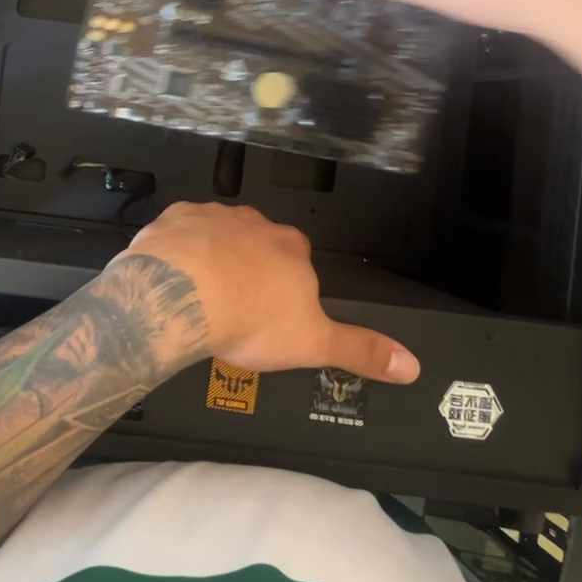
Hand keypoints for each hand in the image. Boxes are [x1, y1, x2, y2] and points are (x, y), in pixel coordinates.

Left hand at [120, 202, 419, 382]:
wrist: (181, 295)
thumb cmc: (247, 316)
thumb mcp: (314, 343)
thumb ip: (361, 350)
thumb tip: (409, 364)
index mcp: (292, 250)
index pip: (299, 259)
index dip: (286, 283)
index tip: (273, 305)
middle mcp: (255, 224)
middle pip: (257, 241)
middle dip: (249, 264)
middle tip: (235, 299)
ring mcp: (212, 217)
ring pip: (217, 232)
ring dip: (212, 254)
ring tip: (202, 290)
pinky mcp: (175, 218)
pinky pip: (180, 228)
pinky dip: (178, 247)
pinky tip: (172, 272)